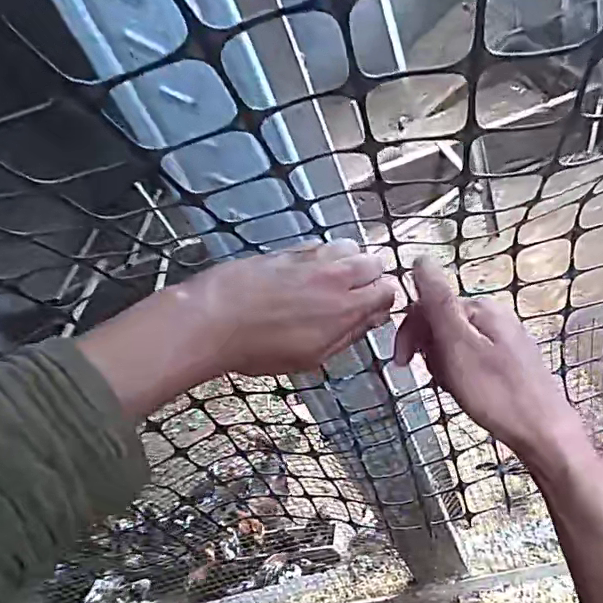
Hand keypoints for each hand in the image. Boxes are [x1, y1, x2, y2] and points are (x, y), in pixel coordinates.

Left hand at [79, 241, 396, 418]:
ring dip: (349, 263)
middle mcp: (334, 276)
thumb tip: (369, 321)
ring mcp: (311, 258)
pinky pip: (321, 245)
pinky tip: (307, 276)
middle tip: (354, 298)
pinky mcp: (289, 249)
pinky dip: (324, 257)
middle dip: (370, 279)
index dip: (382, 303)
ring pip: (350, 247)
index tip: (371, 313)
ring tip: (331, 283)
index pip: (387, 290)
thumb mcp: (311, 356)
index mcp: (345, 307)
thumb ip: (347, 335)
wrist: (214, 320)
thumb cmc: (258, 346)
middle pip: (374, 263)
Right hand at [392, 259, 585, 461]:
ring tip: (455, 390)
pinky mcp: (510, 363)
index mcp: (481, 309)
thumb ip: (438, 304)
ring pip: (455, 346)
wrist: (542, 433)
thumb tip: (421, 260)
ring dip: (444, 367)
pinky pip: (471, 361)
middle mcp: (495, 317)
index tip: (402, 365)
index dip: (409, 334)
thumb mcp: (458, 347)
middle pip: (442, 325)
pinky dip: (461, 376)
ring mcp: (505, 340)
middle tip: (439, 381)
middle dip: (430, 353)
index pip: (428, 306)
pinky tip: (468, 394)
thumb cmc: (496, 394)